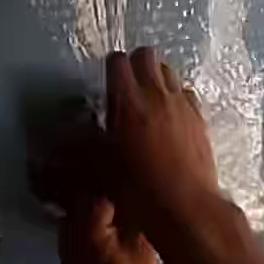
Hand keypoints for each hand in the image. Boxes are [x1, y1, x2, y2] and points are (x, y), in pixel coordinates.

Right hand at [104, 47, 232, 255]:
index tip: (107, 83)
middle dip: (135, 64)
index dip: (111, 68)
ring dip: (156, 77)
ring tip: (148, 99)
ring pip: (167, 69)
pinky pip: (185, 91)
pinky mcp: (199, 115)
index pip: (117, 61)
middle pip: (146, 55)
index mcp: (128, 102)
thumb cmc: (140, 190)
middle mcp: (156, 94)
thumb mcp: (102, 167)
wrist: (186, 208)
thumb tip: (64, 137)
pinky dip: (176, 96)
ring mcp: (181, 102)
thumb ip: (85, 144)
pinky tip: (170, 116)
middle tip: (127, 85)